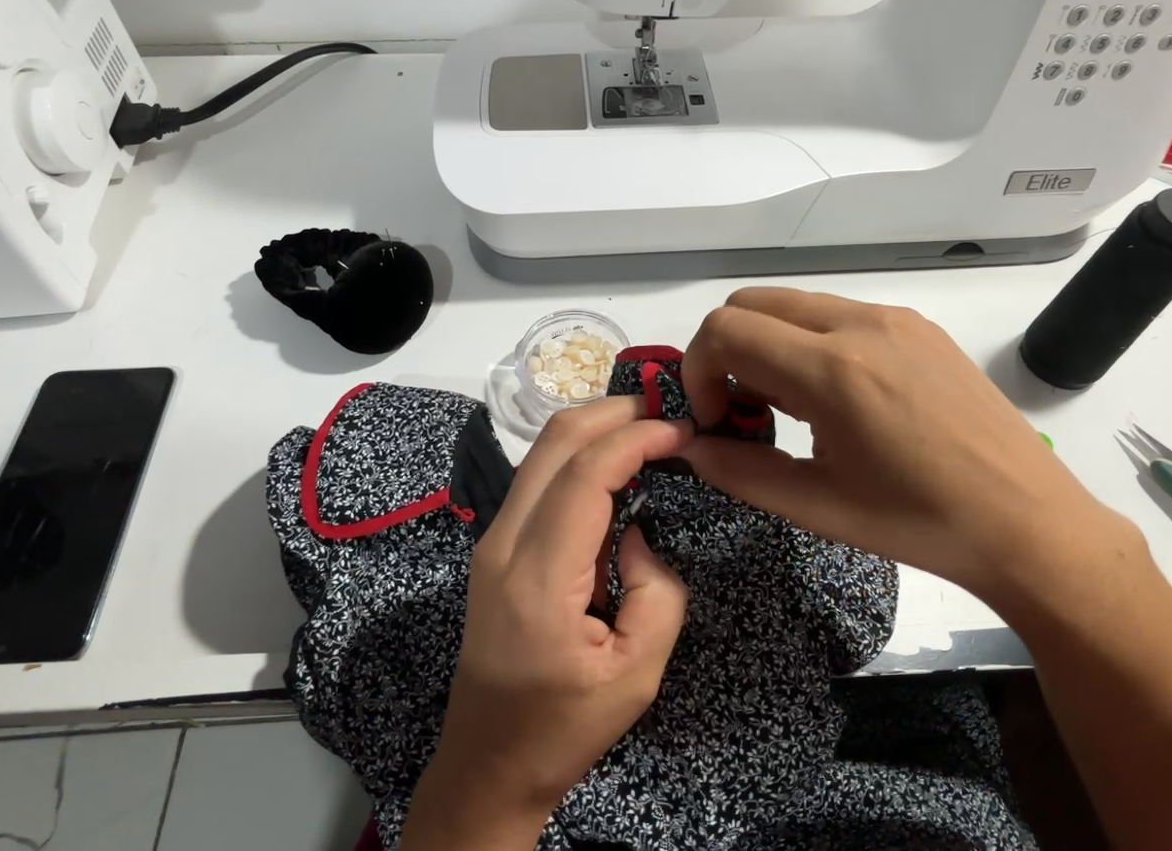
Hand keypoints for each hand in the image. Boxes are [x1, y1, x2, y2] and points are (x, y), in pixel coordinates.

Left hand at [402, 397, 691, 850]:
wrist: (487, 760)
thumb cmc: (564, 726)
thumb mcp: (637, 675)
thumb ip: (656, 593)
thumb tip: (636, 533)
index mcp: (538, 577)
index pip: (585, 474)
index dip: (636, 438)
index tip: (684, 431)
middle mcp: (504, 542)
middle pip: (554, 441)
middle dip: (613, 412)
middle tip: (668, 413)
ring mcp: (492, 540)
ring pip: (541, 453)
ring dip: (595, 429)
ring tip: (649, 432)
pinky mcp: (495, 546)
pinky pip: (538, 478)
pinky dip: (578, 457)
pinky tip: (616, 468)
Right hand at [680, 287, 1137, 605]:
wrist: (1028, 522)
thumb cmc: (918, 524)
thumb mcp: (815, 506)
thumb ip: (738, 470)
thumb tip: (689, 445)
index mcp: (832, 370)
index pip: (725, 330)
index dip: (698, 371)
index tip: (717, 420)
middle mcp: (860, 324)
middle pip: (750, 302)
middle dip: (725, 352)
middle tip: (744, 412)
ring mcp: (894, 318)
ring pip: (792, 304)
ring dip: (767, 345)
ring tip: (792, 409)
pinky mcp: (919, 325)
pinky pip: (836, 314)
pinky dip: (809, 342)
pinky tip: (837, 398)